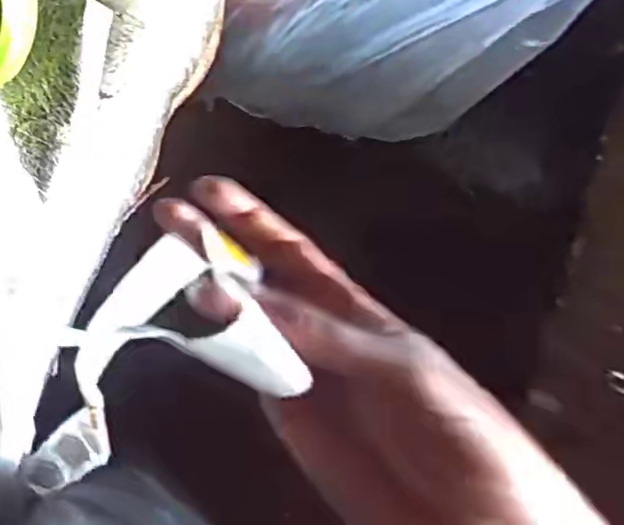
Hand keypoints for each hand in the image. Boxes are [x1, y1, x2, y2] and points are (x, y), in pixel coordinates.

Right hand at [157, 178, 604, 524]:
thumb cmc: (465, 435)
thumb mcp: (402, 371)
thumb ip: (318, 332)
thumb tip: (235, 294)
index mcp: (347, 307)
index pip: (290, 250)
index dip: (248, 217)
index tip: (208, 188)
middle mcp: (310, 326)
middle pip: (250, 275)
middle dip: (208, 241)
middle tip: (167, 215)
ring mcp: (291, 365)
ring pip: (233, 315)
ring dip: (197, 288)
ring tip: (158, 265)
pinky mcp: (278, 405)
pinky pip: (233, 363)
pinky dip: (202, 340)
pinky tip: (177, 321)